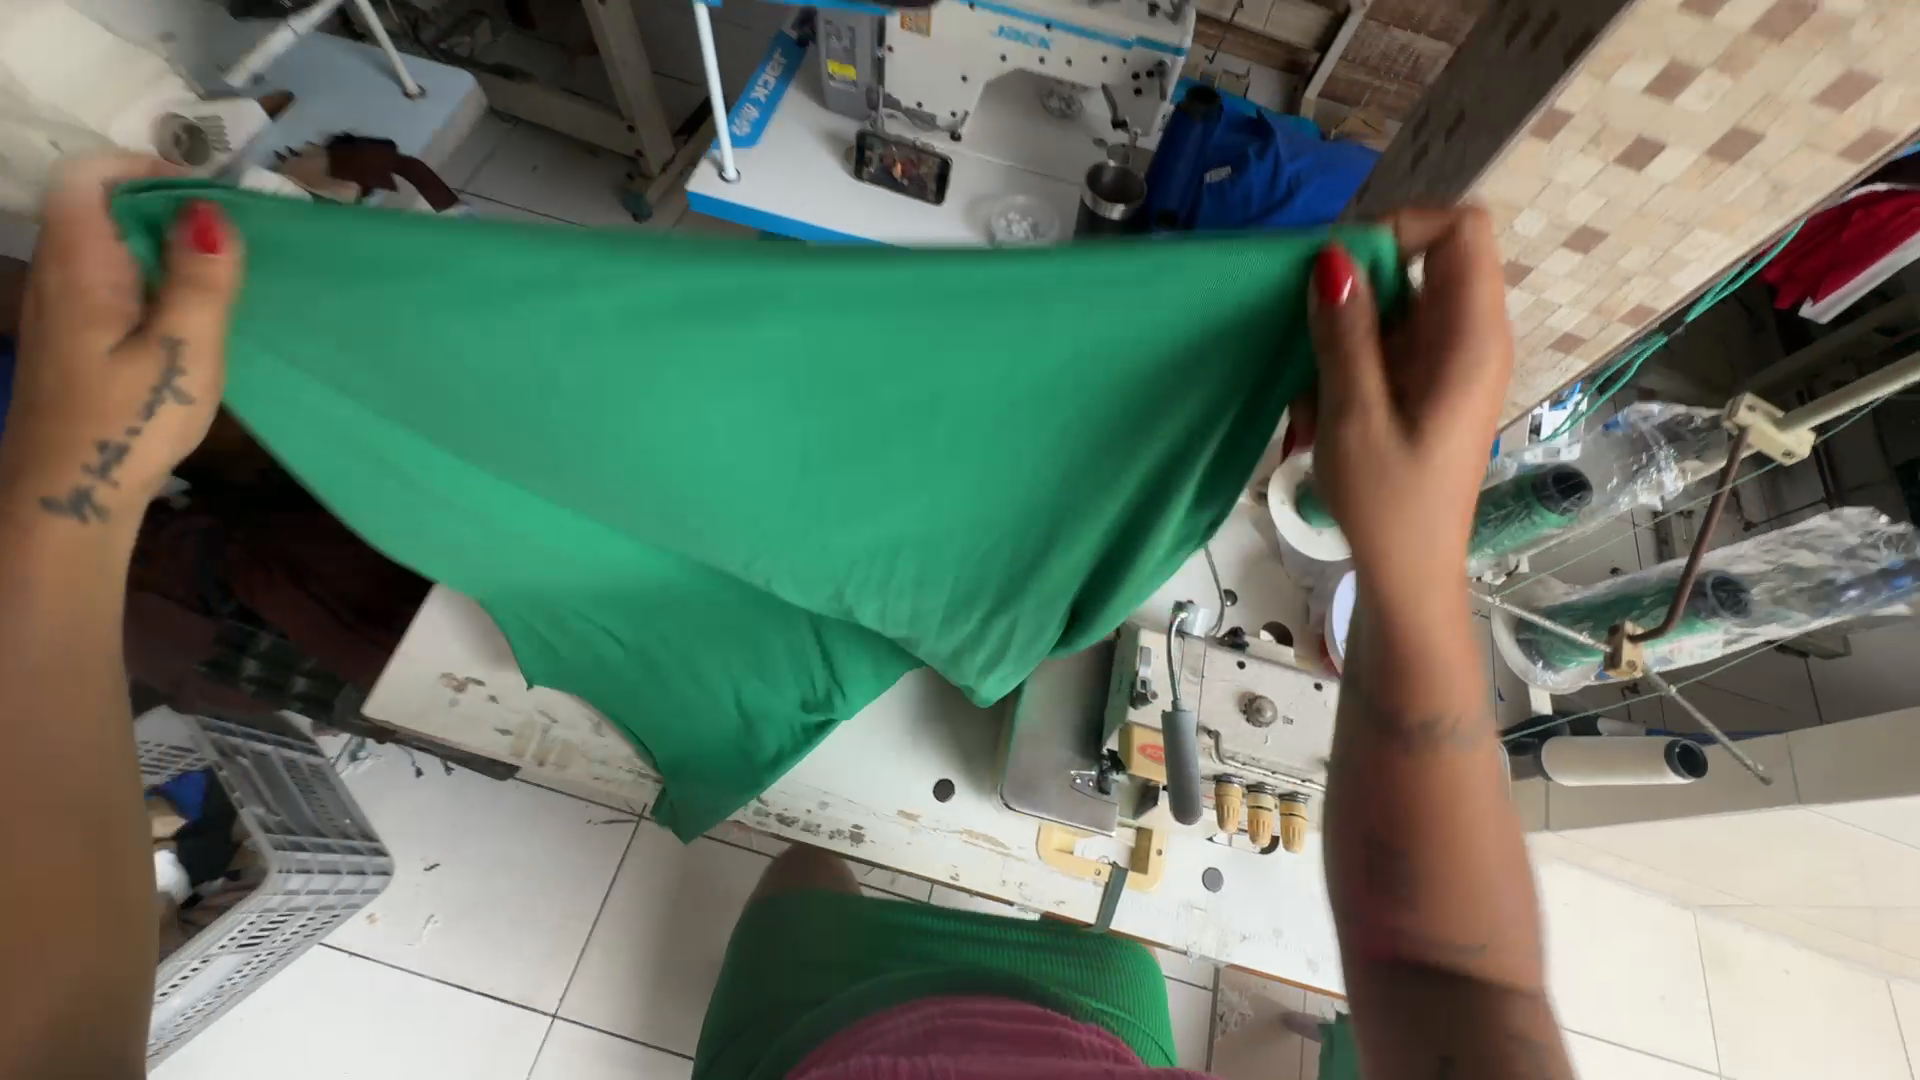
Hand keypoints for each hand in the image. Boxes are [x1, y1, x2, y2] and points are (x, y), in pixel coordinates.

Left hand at [0, 154, 242, 532]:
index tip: (217, 196)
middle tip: (241, 234)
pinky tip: (196, 305)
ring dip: (166, 239)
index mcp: (82, 266)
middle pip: (99, 204)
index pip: (90, 178)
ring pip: (108, 240)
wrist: (73, 484)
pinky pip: (113, 273)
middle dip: (168, 203)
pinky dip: (156, 270)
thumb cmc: (133, 417)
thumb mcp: (185, 350)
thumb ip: (201, 281)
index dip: (149, 167)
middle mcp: (61, 272)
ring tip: (230, 268)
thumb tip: (211, 211)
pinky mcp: (78, 329)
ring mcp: (65, 301)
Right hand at [1305, 206, 1511, 581]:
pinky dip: (1343, 374)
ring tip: (1308, 408)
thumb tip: (1333, 258)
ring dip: (1337, 347)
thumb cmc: (1387, 502)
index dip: (1399, 230)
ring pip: (1389, 315)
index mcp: (1470, 340)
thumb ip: (1344, 335)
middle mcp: (1469, 341)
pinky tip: (1317, 421)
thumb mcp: (1353, 416)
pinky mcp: (1425, 388)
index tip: (1335, 272)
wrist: (1408, 571)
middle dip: (1350, 302)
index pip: (1461, 232)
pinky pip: (1382, 352)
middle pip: (1417, 271)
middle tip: (1305, 350)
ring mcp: (1447, 366)